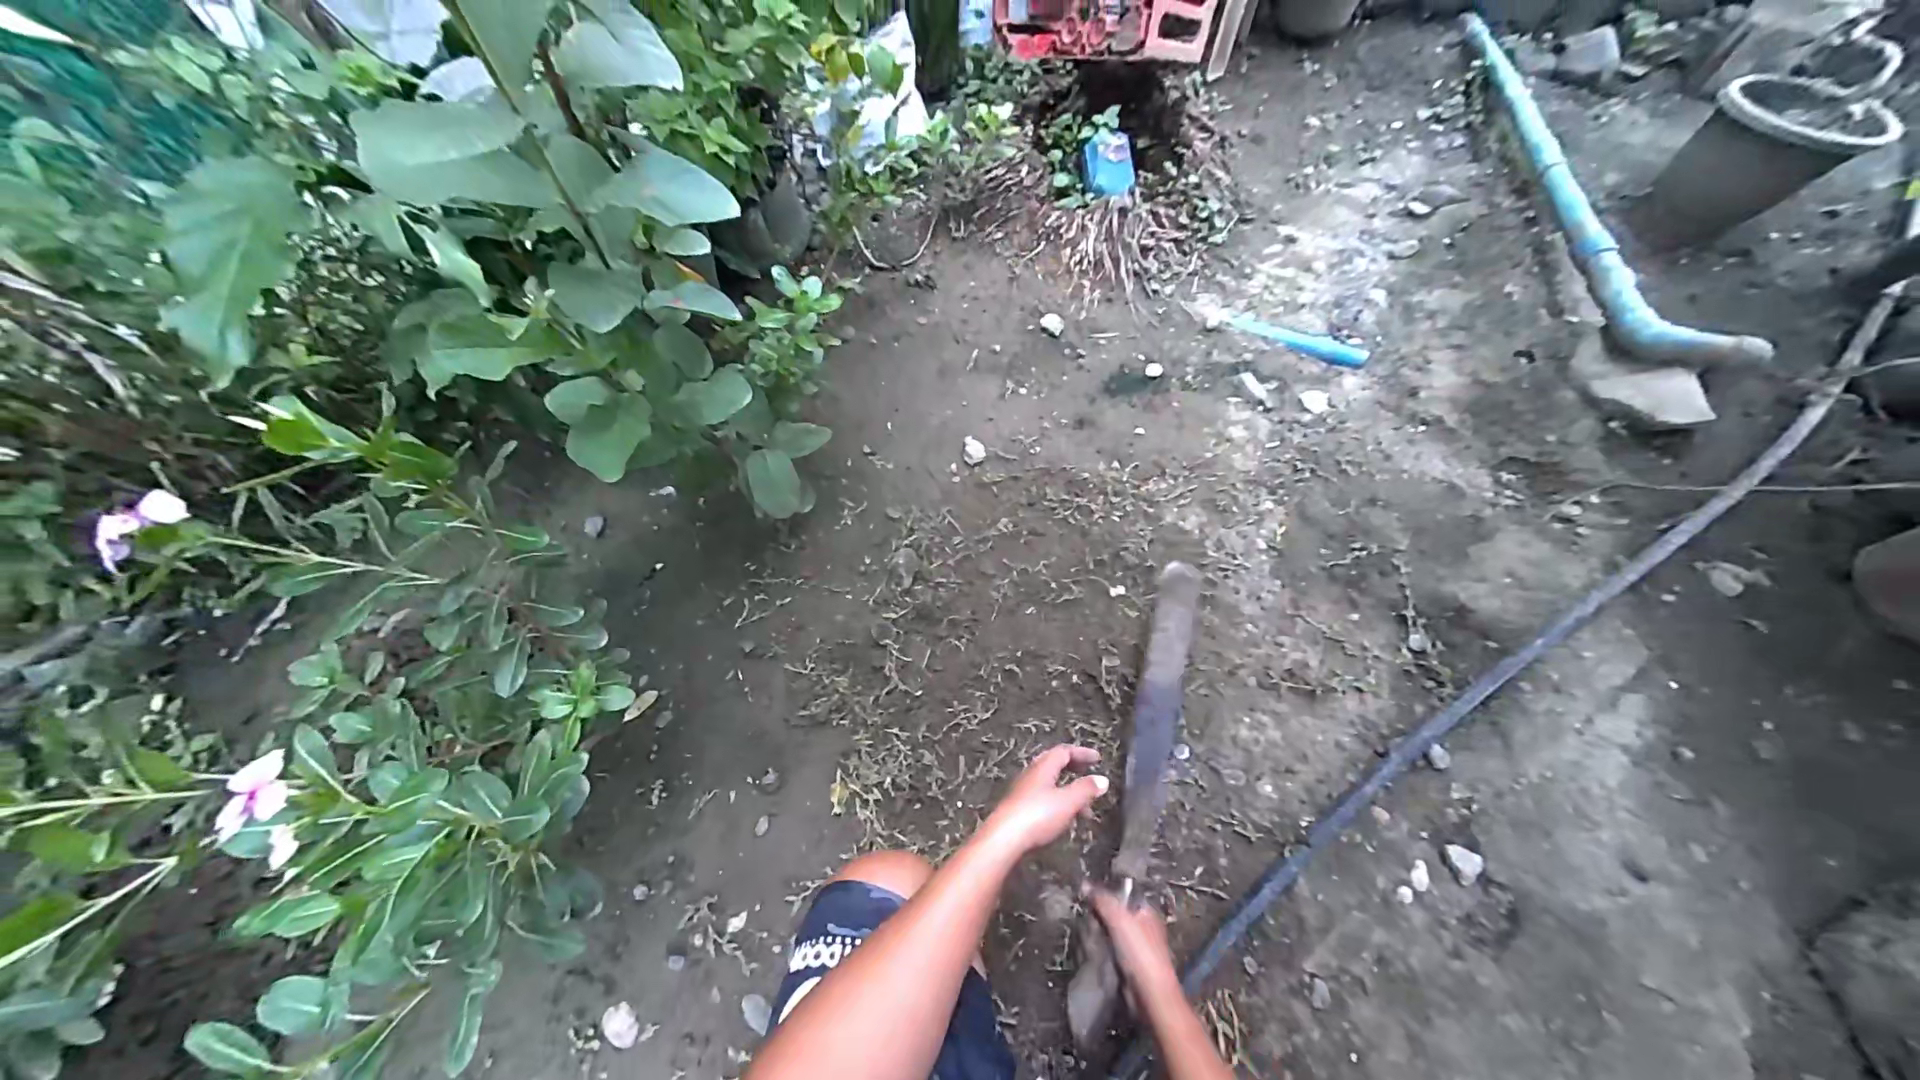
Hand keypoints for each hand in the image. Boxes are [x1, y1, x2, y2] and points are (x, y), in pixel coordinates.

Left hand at [978, 744, 1106, 857]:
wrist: (1004, 839)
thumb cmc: (1037, 815)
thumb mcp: (1068, 802)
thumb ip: (1086, 789)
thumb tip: (1102, 779)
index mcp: (1043, 767)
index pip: (1063, 751)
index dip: (1081, 752)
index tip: (1097, 758)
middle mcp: (1031, 775)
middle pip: (1054, 763)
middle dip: (1073, 767)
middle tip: (1089, 773)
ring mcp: (1023, 791)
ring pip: (1049, 783)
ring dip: (1068, 790)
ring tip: (1085, 809)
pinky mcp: (1018, 808)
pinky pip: (1043, 797)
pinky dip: (1059, 802)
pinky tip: (1065, 819)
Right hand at [1087, 888, 1180, 1000]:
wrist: (1150, 995)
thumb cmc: (1139, 951)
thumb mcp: (1119, 918)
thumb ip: (1102, 900)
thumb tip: (1084, 884)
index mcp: (1146, 912)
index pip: (1122, 895)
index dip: (1105, 894)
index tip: (1086, 896)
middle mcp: (1143, 927)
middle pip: (1115, 914)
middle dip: (1099, 916)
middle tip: (1083, 917)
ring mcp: (1137, 948)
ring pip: (1111, 934)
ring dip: (1098, 934)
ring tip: (1083, 932)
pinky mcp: (1130, 966)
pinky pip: (1110, 951)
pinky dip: (1101, 950)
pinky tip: (1090, 949)